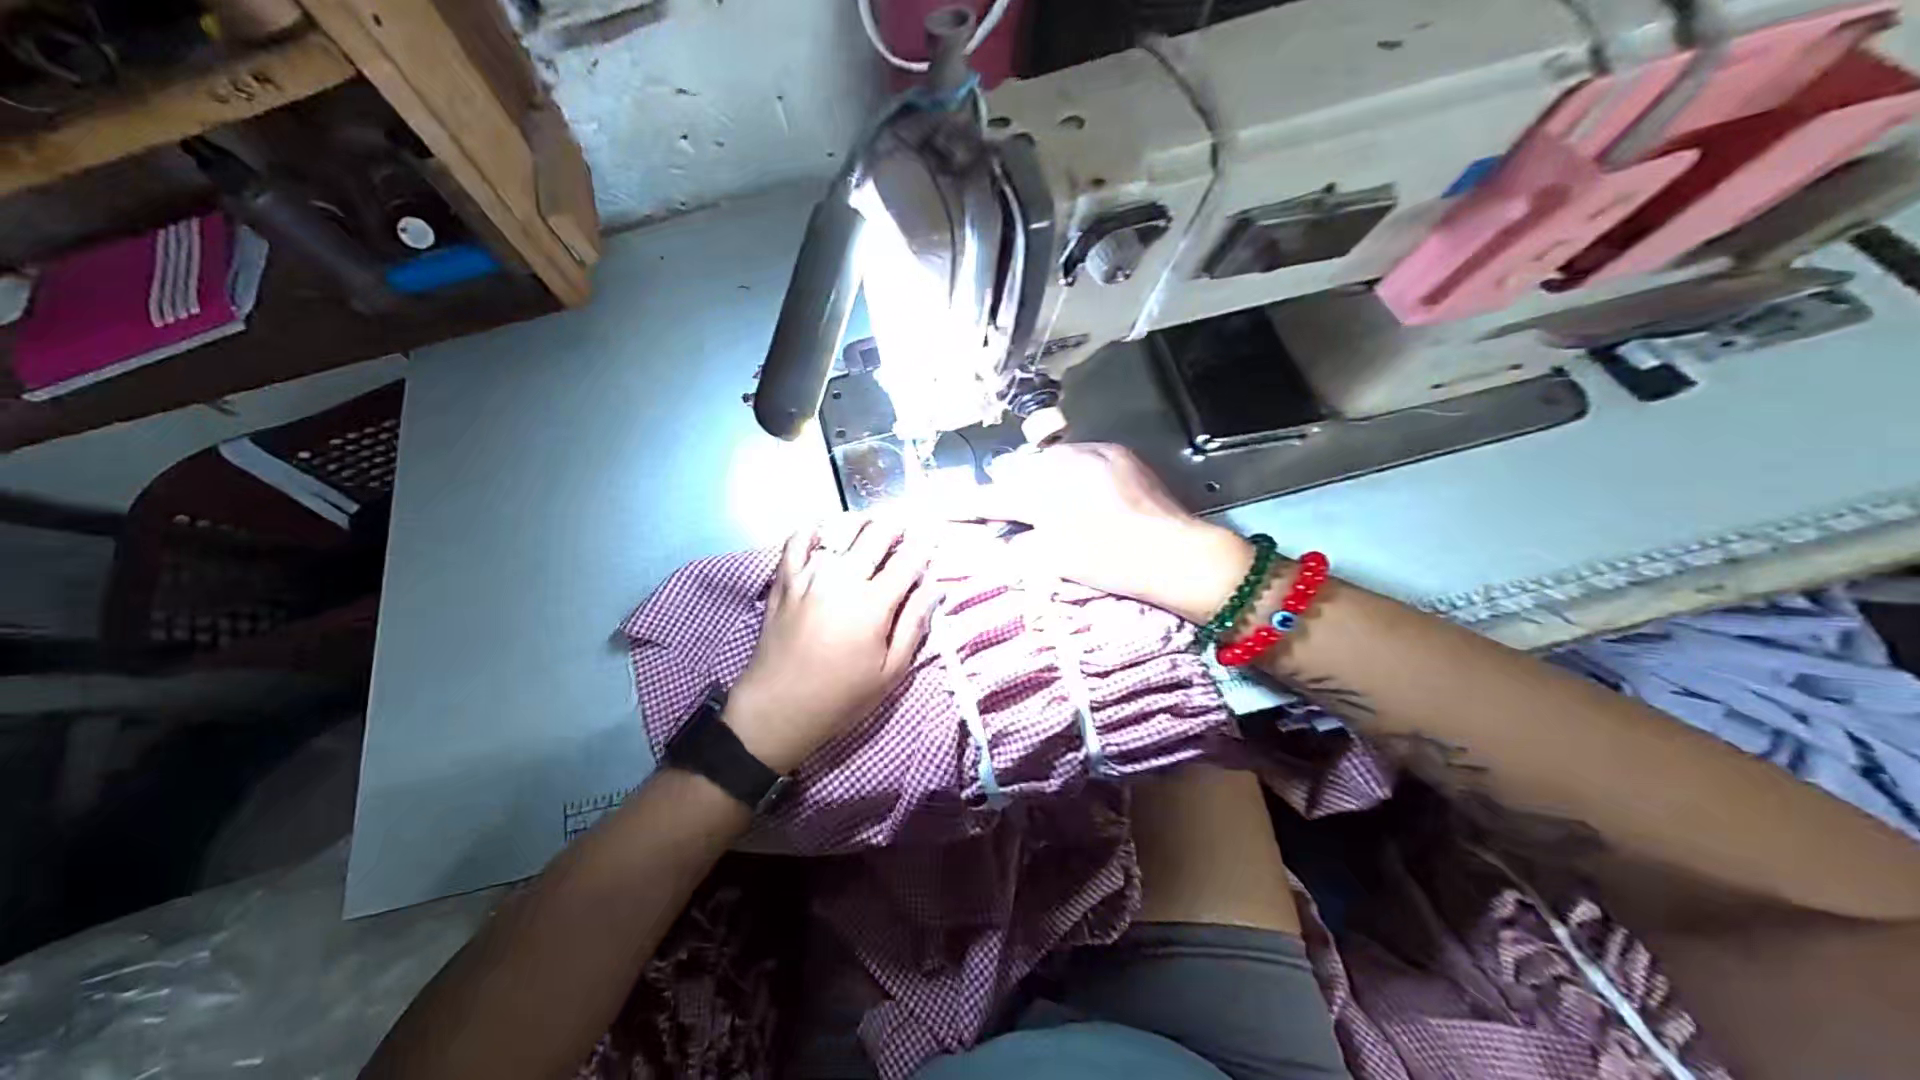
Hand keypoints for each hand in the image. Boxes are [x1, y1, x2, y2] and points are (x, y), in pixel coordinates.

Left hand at [724, 516, 937, 772]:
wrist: (776, 710)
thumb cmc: (841, 698)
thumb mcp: (890, 672)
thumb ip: (913, 625)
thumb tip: (933, 588)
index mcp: (873, 604)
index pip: (908, 561)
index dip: (924, 546)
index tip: (933, 537)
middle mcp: (842, 580)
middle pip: (875, 536)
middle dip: (895, 526)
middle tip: (905, 523)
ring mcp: (809, 577)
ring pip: (839, 533)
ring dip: (860, 525)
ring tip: (871, 525)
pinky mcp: (784, 583)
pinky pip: (795, 544)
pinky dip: (809, 532)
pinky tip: (821, 531)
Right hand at [956, 444, 1252, 623]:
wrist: (1178, 553)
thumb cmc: (1111, 562)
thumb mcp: (1055, 561)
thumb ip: (1017, 547)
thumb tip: (996, 540)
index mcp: (1042, 492)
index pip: (991, 499)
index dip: (963, 505)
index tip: (941, 507)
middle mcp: (1062, 462)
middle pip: (1019, 472)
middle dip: (1009, 491)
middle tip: (1011, 515)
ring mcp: (1092, 452)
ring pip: (1049, 461)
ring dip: (1041, 479)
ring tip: (1051, 505)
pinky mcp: (1118, 453)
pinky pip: (1079, 457)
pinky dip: (1070, 473)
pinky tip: (1083, 494)